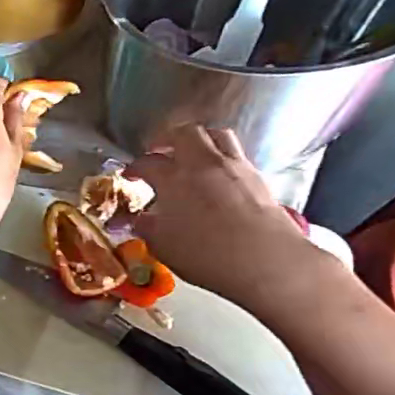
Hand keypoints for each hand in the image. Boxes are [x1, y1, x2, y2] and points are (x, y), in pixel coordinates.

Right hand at [127, 124, 328, 311]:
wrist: (266, 260)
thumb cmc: (205, 253)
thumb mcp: (162, 244)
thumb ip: (146, 227)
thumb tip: (137, 220)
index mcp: (174, 179)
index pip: (148, 163)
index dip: (134, 167)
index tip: (129, 175)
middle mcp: (204, 165)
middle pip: (186, 133)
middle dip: (168, 138)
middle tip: (158, 151)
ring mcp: (235, 168)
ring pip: (216, 136)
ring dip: (199, 140)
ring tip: (189, 155)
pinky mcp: (258, 178)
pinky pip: (235, 155)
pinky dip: (220, 157)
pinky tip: (214, 177)